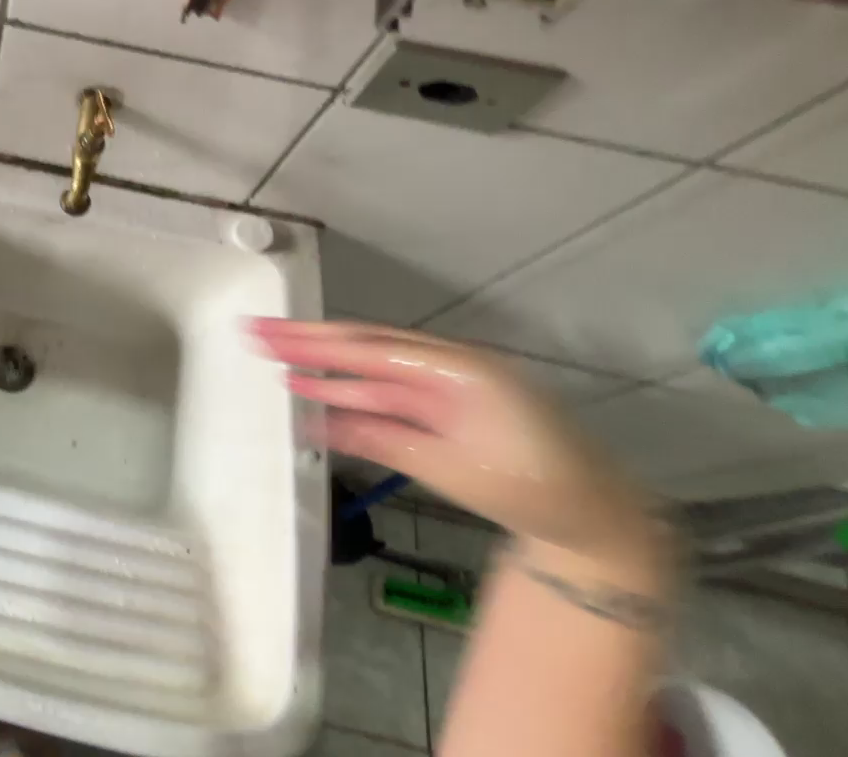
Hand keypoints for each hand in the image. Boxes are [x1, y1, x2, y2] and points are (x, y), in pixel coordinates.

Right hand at [250, 319, 664, 568]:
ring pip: (368, 374)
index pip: (368, 347)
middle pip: (362, 350)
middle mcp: (442, 368)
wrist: (592, 516)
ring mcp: (439, 390)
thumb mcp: (452, 466)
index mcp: (452, 368)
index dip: (314, 339)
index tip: (268, 331)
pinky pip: (383, 402)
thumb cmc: (531, 486)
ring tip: (271, 361)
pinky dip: (346, 400)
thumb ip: (381, 437)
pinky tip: (312, 398)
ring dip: (321, 370)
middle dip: (307, 342)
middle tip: (255, 332)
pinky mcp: (437, 414)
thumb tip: (315, 420)